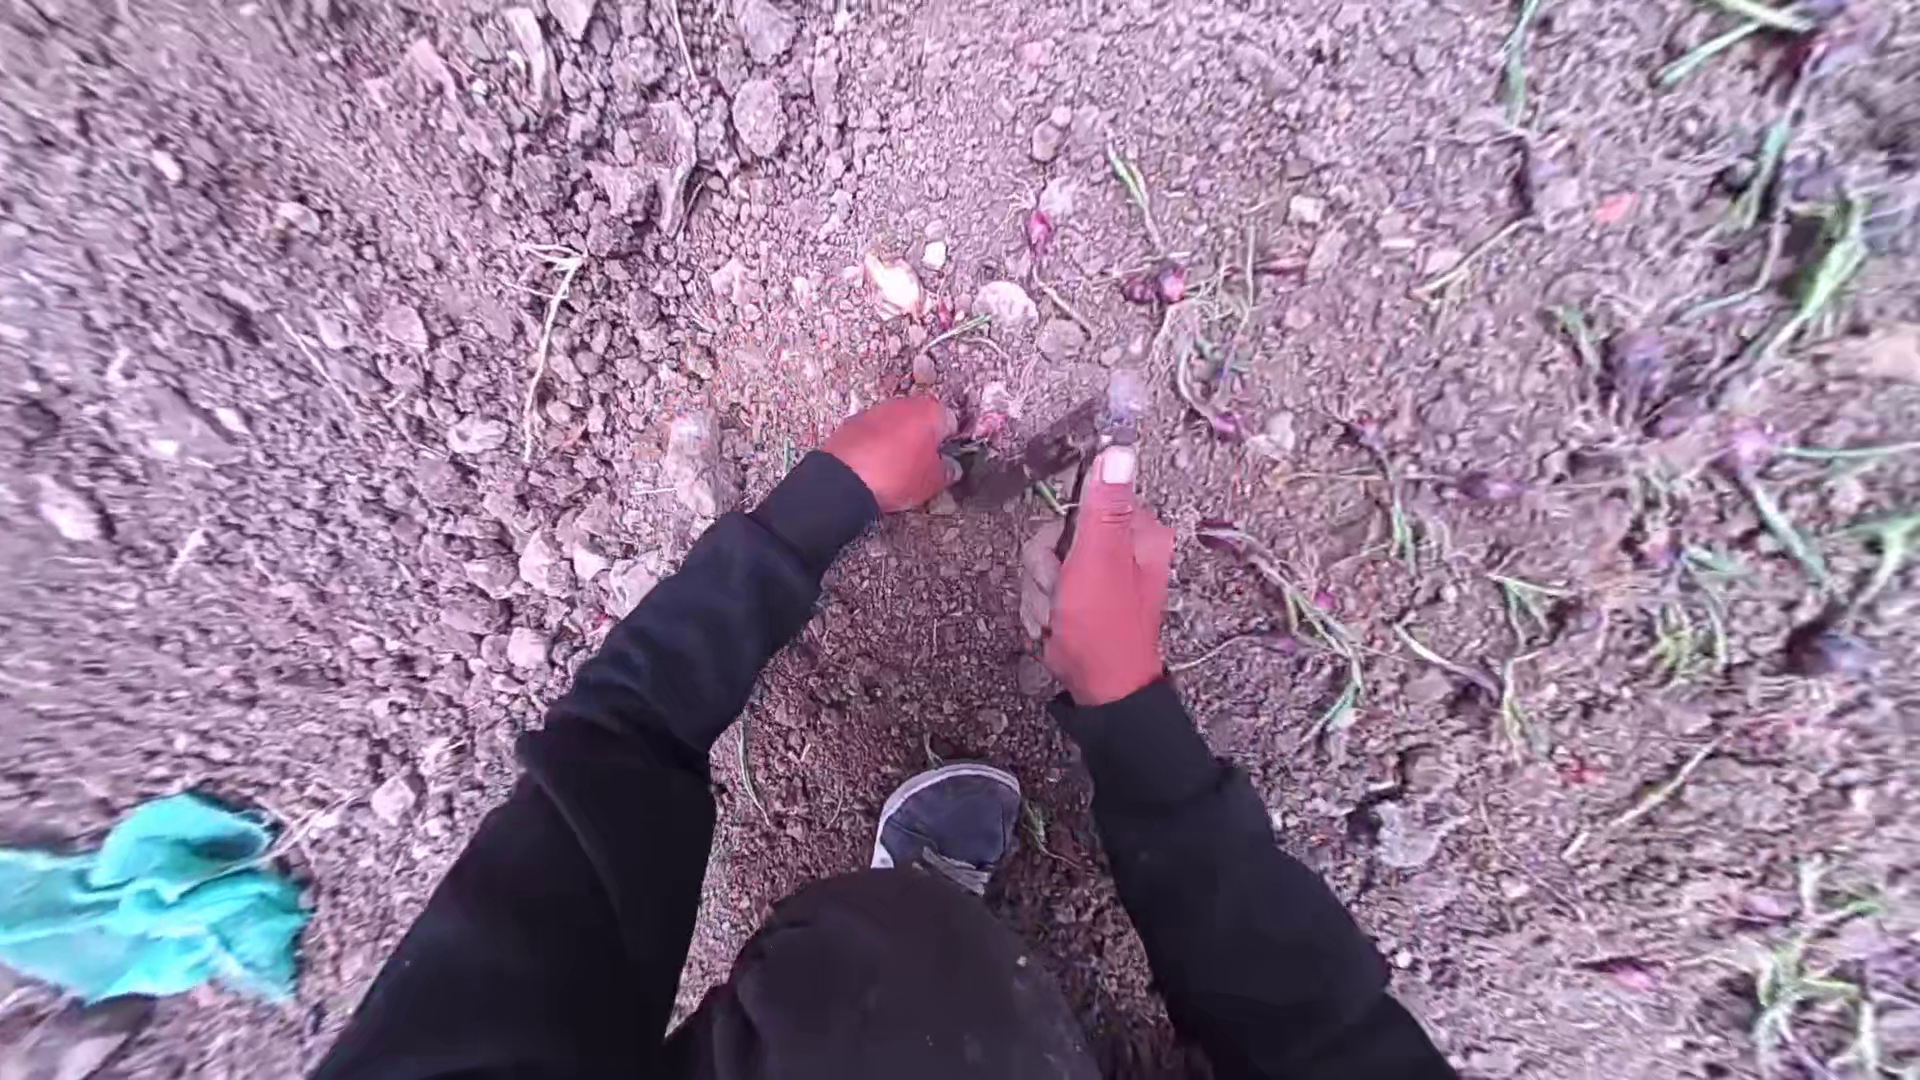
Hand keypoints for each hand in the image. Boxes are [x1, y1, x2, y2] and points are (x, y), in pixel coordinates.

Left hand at [823, 397, 958, 511]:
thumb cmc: (893, 475)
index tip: (948, 460)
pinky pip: (873, 434)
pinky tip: (876, 468)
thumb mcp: (933, 481)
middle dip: (923, 441)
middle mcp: (903, 404)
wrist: (845, 479)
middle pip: (922, 420)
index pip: (952, 422)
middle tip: (924, 467)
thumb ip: (948, 471)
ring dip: (898, 443)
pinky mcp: (853, 423)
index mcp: (930, 411)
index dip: (951, 444)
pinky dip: (876, 447)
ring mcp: (876, 411)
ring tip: (897, 471)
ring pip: (896, 425)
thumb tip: (950, 468)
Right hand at [1043, 446, 1174, 704]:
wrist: (1097, 685)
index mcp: (1137, 533)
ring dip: (1041, 590)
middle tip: (1061, 588)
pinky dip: (1041, 605)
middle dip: (1046, 565)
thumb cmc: (1105, 629)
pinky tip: (1055, 622)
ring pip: (1042, 559)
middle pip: (1056, 530)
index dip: (1065, 527)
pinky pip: (1040, 583)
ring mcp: (1095, 572)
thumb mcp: (1100, 561)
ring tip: (1059, 612)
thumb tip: (1118, 452)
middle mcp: (1119, 548)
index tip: (1067, 552)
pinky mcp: (1076, 592)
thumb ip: (1103, 507)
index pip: (1085, 499)